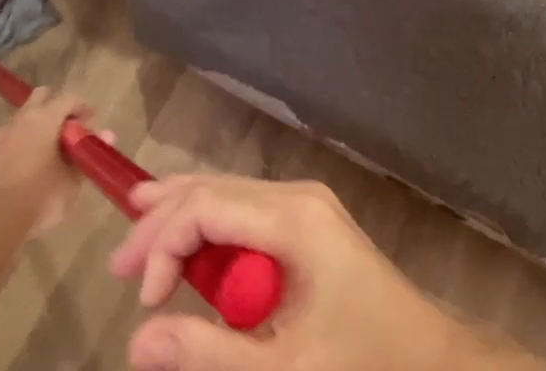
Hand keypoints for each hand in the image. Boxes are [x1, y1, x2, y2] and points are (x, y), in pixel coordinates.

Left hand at [0, 88, 94, 234]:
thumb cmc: (36, 199)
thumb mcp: (71, 182)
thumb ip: (86, 156)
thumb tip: (106, 135)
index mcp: (44, 120)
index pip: (68, 98)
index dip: (82, 106)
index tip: (90, 120)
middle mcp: (17, 122)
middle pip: (38, 99)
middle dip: (52, 108)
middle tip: (62, 132)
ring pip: (14, 125)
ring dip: (27, 135)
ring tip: (36, 161)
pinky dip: (4, 156)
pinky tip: (8, 177)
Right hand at [108, 175, 504, 370]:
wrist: (428, 354)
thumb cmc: (360, 356)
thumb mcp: (281, 365)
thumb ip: (206, 351)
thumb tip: (137, 338)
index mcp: (294, 219)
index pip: (206, 207)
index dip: (163, 245)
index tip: (142, 299)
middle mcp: (298, 197)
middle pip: (213, 191)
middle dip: (161, 222)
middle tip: (116, 264)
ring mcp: (307, 205)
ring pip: (228, 194)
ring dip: (182, 217)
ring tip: (137, 232)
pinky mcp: (309, 220)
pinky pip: (246, 211)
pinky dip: (211, 226)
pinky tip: (188, 241)